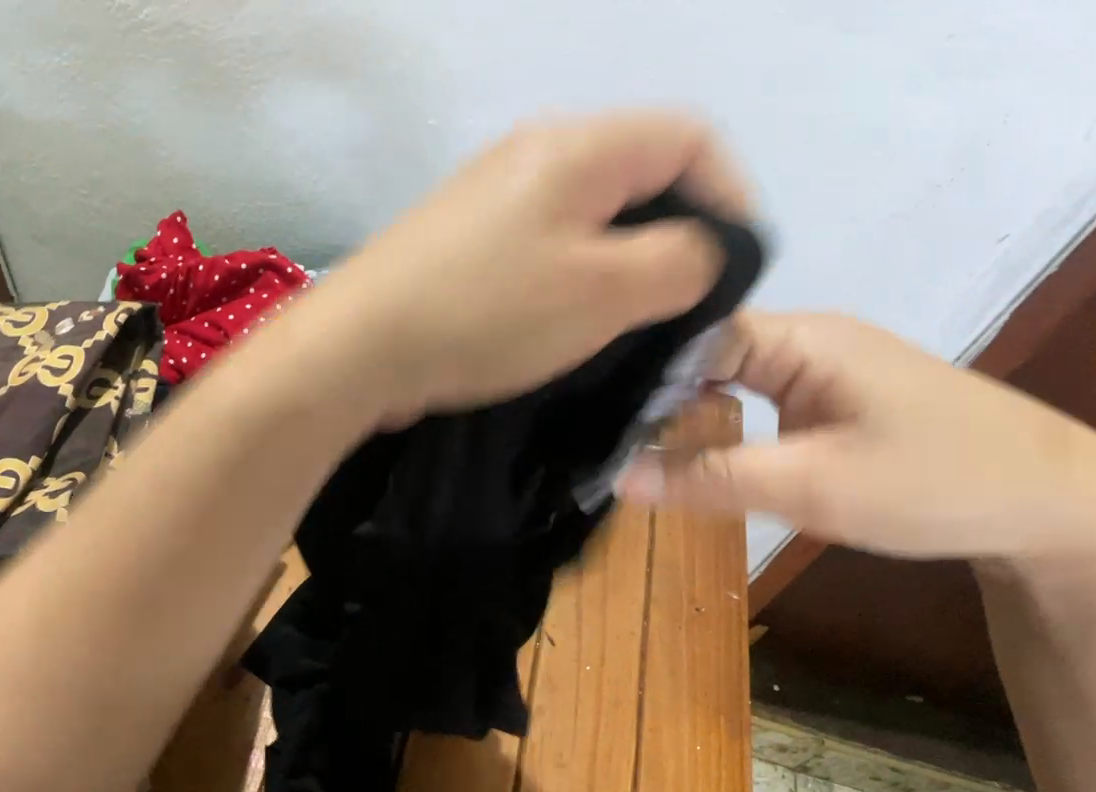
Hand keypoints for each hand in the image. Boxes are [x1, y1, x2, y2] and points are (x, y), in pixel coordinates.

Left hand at [284, 110, 750, 422]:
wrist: (359, 349)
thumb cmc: (488, 313)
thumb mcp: (605, 291)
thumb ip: (680, 262)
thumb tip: (708, 249)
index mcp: (579, 146)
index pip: (690, 138)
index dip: (731, 196)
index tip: (736, 267)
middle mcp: (535, 152)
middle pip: (639, 173)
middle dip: (677, 233)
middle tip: (685, 303)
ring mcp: (492, 194)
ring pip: (590, 214)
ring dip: (624, 262)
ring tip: (631, 322)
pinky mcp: (463, 239)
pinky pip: (544, 243)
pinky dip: (574, 276)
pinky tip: (567, 323)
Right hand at [620, 312, 1095, 561]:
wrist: (1055, 505)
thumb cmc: (937, 483)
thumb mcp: (813, 488)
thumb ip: (711, 480)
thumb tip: (616, 477)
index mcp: (802, 338)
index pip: (694, 334)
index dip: (637, 371)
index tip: (582, 411)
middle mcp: (805, 340)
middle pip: (703, 353)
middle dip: (649, 392)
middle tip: (588, 434)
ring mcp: (819, 369)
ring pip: (725, 378)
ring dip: (680, 410)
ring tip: (615, 441)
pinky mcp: (829, 399)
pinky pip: (751, 398)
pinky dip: (714, 423)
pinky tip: (681, 448)